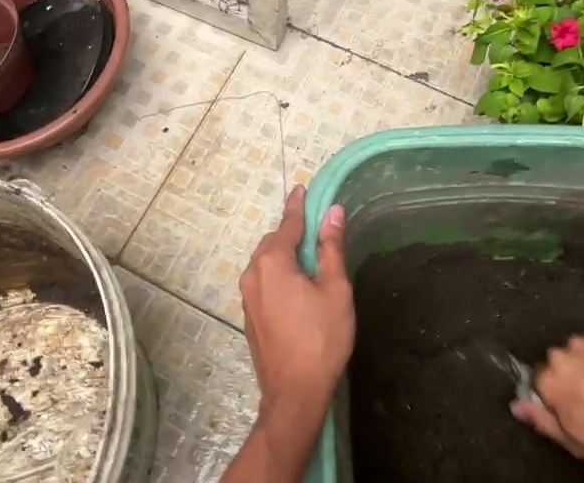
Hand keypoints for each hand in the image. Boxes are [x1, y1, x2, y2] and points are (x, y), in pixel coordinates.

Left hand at [239, 186, 353, 432]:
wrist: (294, 394)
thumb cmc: (321, 339)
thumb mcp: (335, 289)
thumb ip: (331, 248)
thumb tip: (333, 212)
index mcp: (273, 262)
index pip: (288, 224)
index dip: (298, 206)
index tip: (302, 189)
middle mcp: (253, 273)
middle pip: (274, 241)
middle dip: (292, 231)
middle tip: (315, 227)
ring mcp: (248, 296)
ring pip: (266, 262)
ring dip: (285, 253)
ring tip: (309, 256)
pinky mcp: (250, 315)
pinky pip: (263, 280)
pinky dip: (278, 272)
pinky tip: (296, 284)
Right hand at [512, 328, 583, 468]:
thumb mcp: (573, 441)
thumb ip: (541, 420)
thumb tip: (515, 405)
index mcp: (548, 381)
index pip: (541, 381)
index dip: (556, 394)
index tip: (572, 404)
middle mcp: (559, 355)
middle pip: (558, 362)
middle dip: (569, 374)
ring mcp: (582, 341)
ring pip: (576, 350)